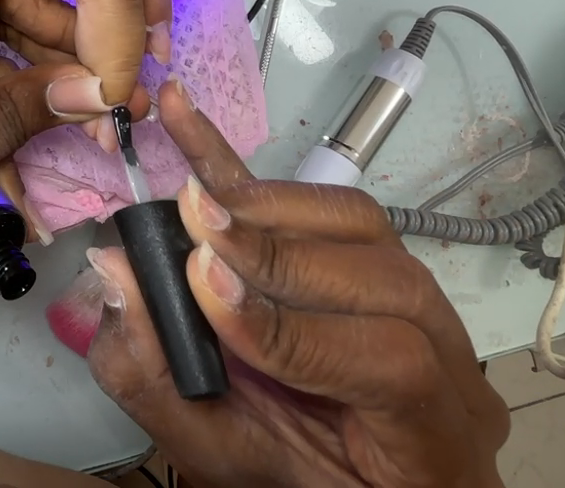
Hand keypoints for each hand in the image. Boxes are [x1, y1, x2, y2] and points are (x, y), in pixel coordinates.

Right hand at [86, 84, 509, 487]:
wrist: (330, 464)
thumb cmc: (285, 472)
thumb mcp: (213, 452)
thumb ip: (158, 380)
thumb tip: (117, 274)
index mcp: (436, 438)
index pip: (390, 362)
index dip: (286, 323)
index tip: (201, 280)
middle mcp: (447, 357)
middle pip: (385, 278)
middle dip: (274, 251)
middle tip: (193, 227)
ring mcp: (410, 293)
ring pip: (359, 223)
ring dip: (266, 205)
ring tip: (195, 204)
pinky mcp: (347, 244)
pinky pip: (295, 189)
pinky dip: (234, 155)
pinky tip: (180, 113)